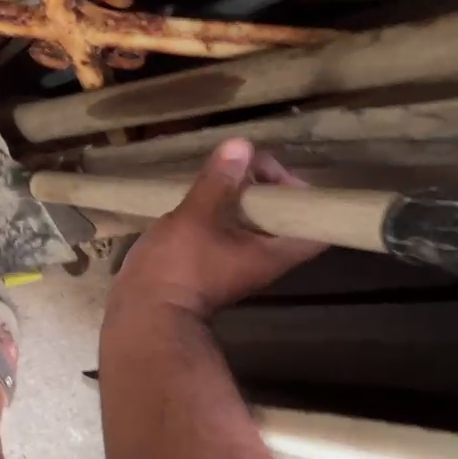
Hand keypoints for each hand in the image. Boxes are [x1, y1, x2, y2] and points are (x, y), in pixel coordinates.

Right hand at [108, 139, 325, 320]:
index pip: (315, 221)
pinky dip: (213, 216)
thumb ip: (217, 183)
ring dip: (234, 202)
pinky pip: (221, 234)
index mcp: (275, 251)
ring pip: (247, 225)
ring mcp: (233, 266)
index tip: (266, 172)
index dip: (300, 191)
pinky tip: (190, 204)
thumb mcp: (196, 218)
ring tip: (209, 180)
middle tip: (233, 168)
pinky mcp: (206, 268)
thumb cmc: (177, 268)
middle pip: (279, 218)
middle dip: (260, 189)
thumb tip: (241, 145)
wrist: (142, 313)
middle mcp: (262, 260)